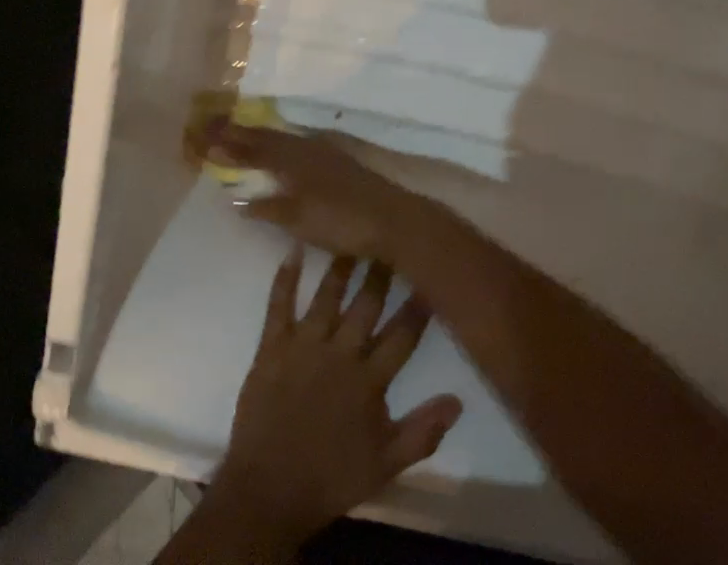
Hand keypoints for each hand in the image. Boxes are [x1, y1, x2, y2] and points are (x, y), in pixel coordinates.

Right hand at [202, 121, 426, 261]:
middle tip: (215, 125)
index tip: (203, 134)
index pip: (253, 148)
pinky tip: (285, 149)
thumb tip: (238, 200)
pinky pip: (300, 145)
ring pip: (285, 139)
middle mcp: (307, 149)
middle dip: (240, 133)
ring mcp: (327, 153)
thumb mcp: (298, 220)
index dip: (228, 142)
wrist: (393, 221)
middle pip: (268, 137)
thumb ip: (267, 208)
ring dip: (261, 136)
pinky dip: (282, 144)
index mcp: (293, 160)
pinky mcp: (341, 163)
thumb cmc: (342, 221)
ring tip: (243, 133)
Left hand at [211, 248, 463, 543]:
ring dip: (341, 267)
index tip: (432, 278)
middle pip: (366, 306)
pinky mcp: (272, 348)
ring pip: (327, 297)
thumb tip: (458, 400)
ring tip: (352, 237)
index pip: (402, 336)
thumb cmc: (331, 479)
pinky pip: (279, 306)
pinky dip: (285, 279)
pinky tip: (294, 252)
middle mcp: (339, 354)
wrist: (268, 489)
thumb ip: (423, 431)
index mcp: (369, 381)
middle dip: (382, 274)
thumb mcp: (386, 464)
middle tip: (392, 240)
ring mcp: (303, 347)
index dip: (419, 307)